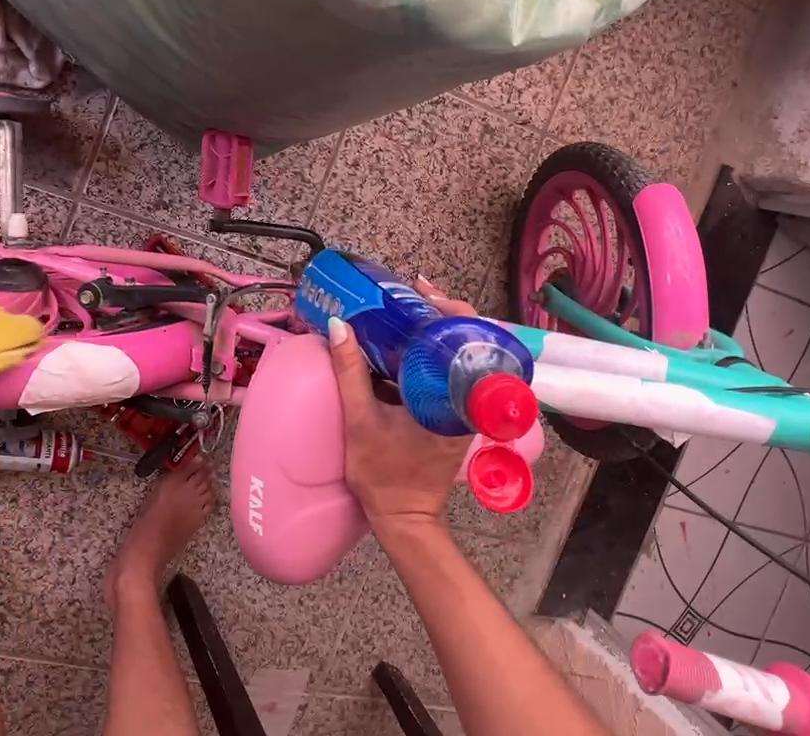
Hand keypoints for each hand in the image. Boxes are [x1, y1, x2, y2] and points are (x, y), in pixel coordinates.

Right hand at [328, 277, 477, 538]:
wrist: (403, 519)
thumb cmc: (384, 474)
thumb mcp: (361, 420)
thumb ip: (350, 372)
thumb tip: (338, 325)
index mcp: (456, 400)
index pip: (470, 340)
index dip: (450, 309)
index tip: (422, 290)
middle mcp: (468, 401)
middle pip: (464, 343)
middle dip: (437, 313)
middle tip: (407, 293)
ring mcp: (462, 409)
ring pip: (455, 357)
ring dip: (432, 332)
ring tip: (402, 311)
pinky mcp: (451, 416)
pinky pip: (445, 374)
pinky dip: (426, 354)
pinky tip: (400, 345)